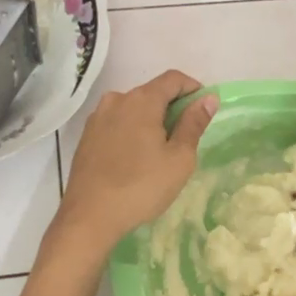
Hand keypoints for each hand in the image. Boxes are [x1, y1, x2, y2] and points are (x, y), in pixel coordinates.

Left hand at [57, 70, 216, 248]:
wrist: (89, 216)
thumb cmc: (142, 187)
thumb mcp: (179, 158)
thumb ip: (193, 124)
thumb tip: (208, 99)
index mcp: (141, 100)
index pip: (173, 79)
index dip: (193, 89)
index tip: (203, 111)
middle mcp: (116, 100)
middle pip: (152, 92)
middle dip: (172, 108)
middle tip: (184, 139)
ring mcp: (97, 118)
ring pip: (133, 109)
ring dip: (151, 121)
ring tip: (159, 152)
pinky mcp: (87, 137)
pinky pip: (117, 124)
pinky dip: (131, 132)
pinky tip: (135, 159)